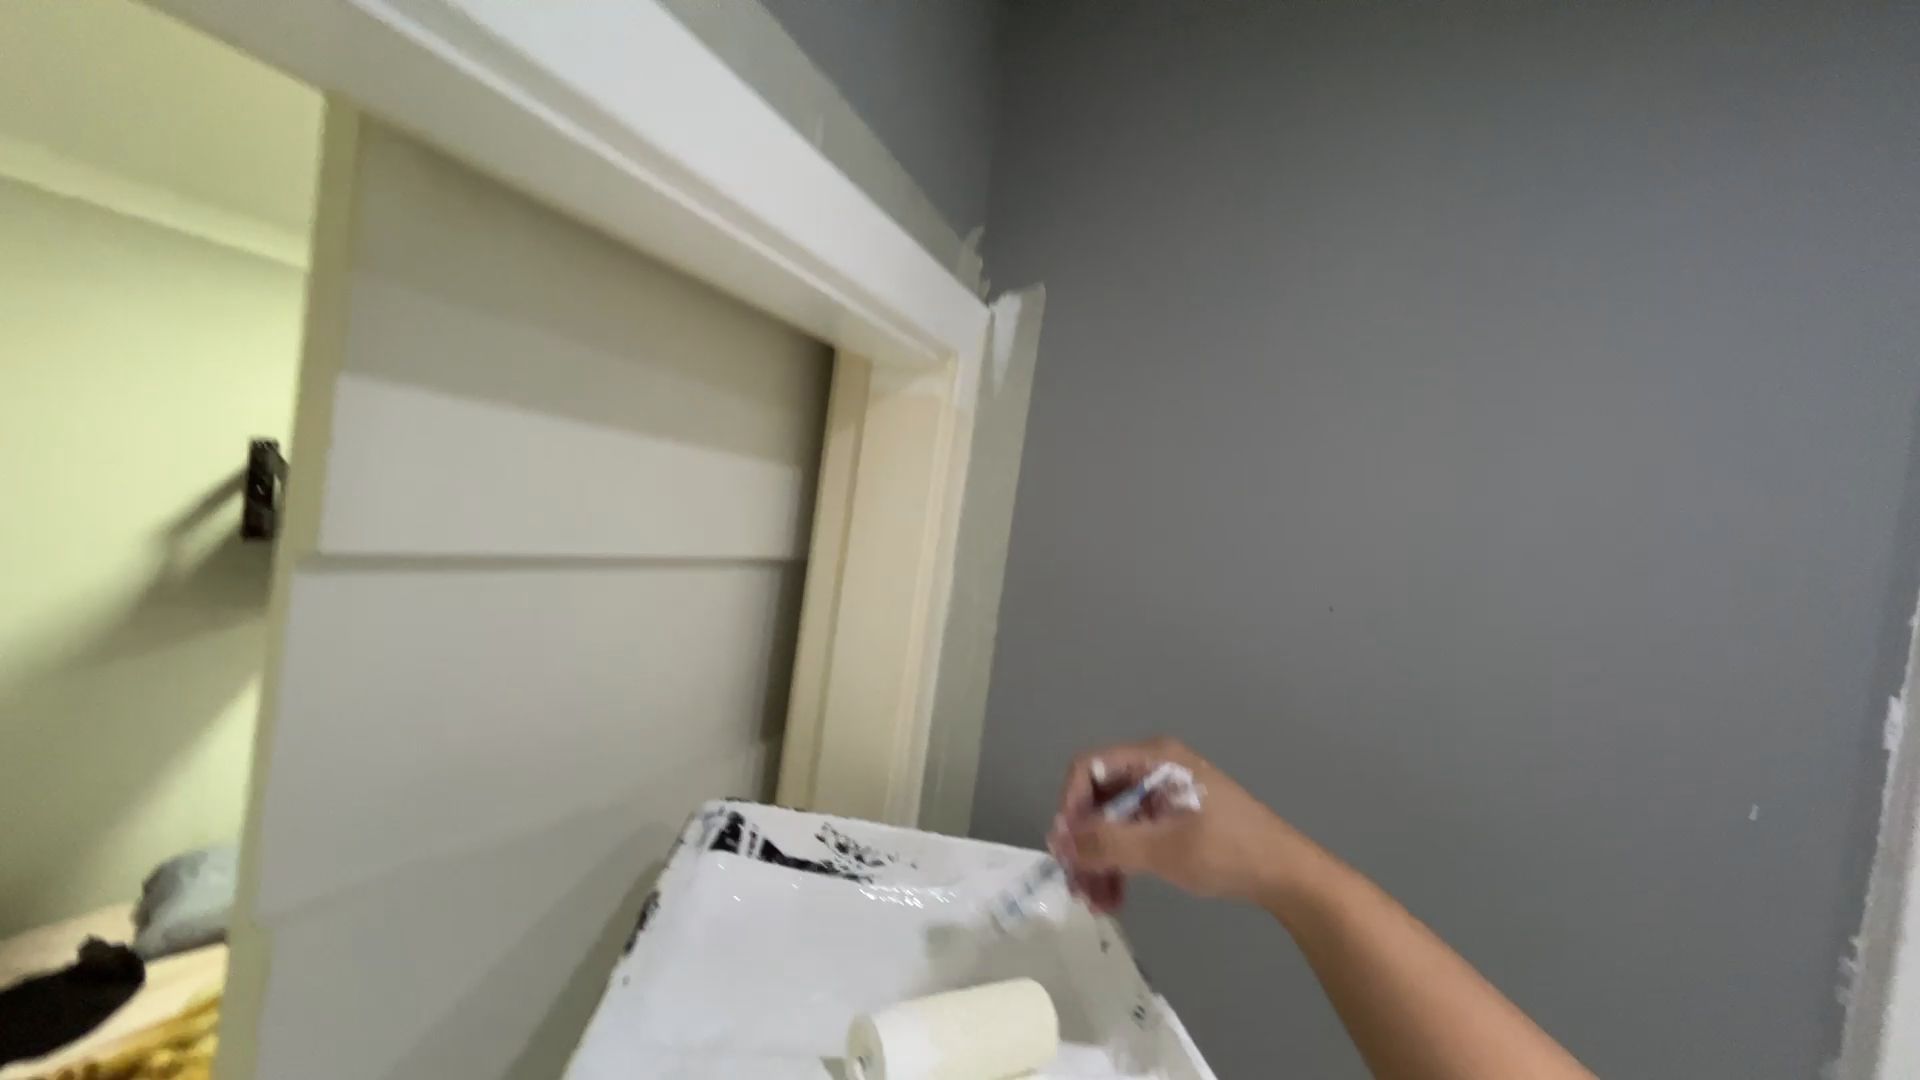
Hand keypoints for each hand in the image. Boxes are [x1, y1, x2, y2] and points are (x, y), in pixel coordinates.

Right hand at [1048, 737, 1308, 913]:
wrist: (1288, 876)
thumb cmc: (1228, 851)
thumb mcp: (1163, 848)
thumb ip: (1108, 842)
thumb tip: (1059, 842)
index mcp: (1154, 758)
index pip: (1089, 767)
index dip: (1070, 806)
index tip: (1065, 850)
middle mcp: (1153, 767)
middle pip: (1097, 798)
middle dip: (1084, 844)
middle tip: (1077, 887)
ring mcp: (1162, 793)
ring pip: (1111, 822)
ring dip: (1098, 861)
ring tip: (1096, 903)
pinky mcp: (1170, 818)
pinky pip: (1130, 835)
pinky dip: (1118, 864)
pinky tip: (1115, 898)